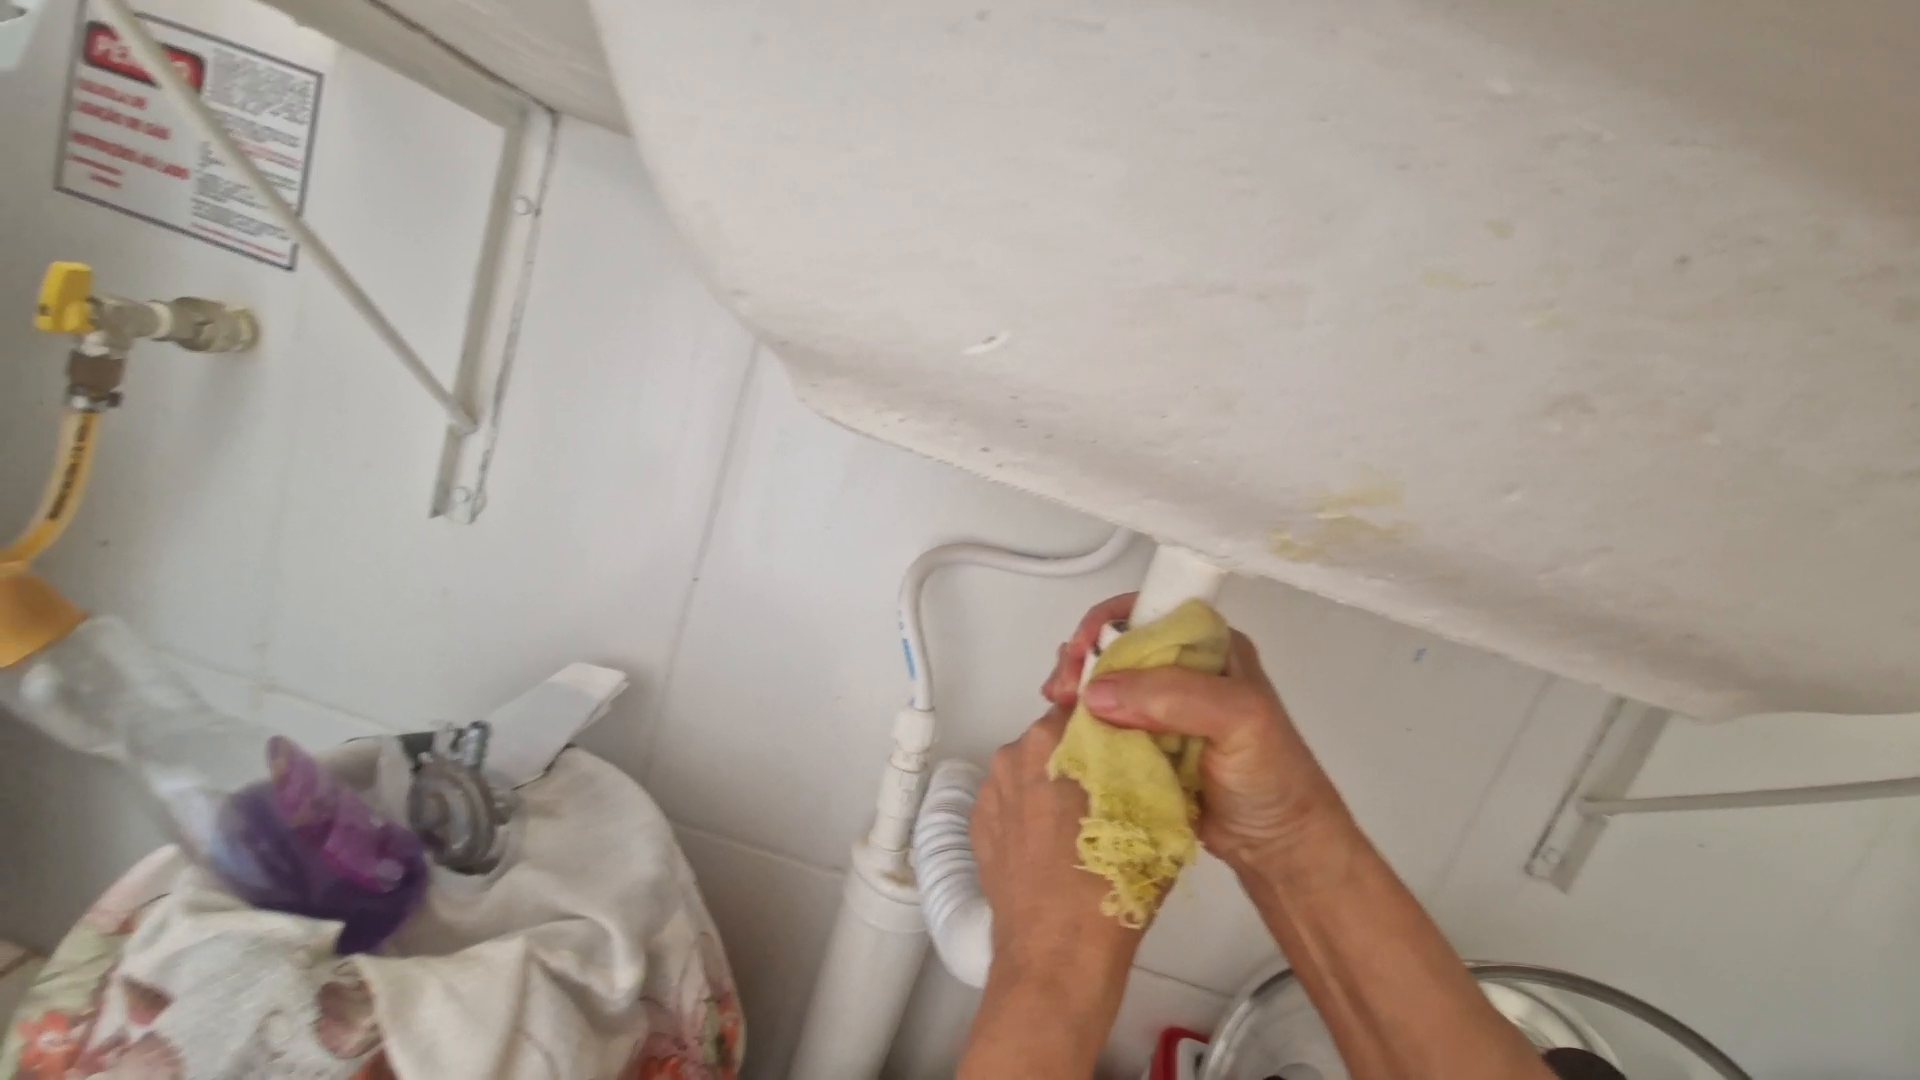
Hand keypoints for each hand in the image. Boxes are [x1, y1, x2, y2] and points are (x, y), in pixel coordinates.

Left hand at [972, 707, 1143, 980]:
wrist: (1058, 956)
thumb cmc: (1108, 888)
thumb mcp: (1155, 817)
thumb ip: (1151, 770)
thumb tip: (1157, 752)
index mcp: (1054, 743)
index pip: (1085, 706)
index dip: (1110, 722)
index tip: (1126, 741)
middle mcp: (1014, 756)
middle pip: (1056, 737)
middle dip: (1081, 754)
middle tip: (1112, 786)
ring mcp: (991, 792)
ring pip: (1031, 768)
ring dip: (1053, 781)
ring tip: (1082, 821)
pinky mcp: (979, 825)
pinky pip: (1011, 800)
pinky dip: (1029, 810)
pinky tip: (1054, 843)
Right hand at [1042, 595, 1348, 870]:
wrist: (1277, 844)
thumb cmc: (1273, 775)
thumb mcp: (1238, 719)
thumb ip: (1174, 696)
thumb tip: (1097, 692)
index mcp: (1208, 644)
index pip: (1147, 611)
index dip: (1107, 623)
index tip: (1081, 651)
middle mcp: (1180, 667)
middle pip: (1115, 644)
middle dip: (1082, 657)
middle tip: (1062, 687)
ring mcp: (1159, 707)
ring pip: (1103, 681)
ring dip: (1074, 688)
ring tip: (1057, 705)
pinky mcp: (1143, 741)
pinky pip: (1101, 721)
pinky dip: (1078, 721)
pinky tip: (1064, 726)